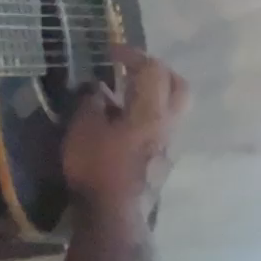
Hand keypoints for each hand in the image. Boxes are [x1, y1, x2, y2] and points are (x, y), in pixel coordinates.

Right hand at [63, 45, 190, 223]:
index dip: (133, 55)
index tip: (111, 49)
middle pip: (177, 86)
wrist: (114, 211)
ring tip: (120, 91)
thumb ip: (91, 105)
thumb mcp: (83, 130)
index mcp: (150, 112)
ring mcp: (167, 142)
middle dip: (156, 70)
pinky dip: (143, 111)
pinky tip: (119, 119)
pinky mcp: (159, 157)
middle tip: (130, 65)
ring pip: (171, 106)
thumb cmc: (96, 166)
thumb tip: (95, 89)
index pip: (152, 71)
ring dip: (151, 92)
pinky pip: (158, 124)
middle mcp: (167, 123)